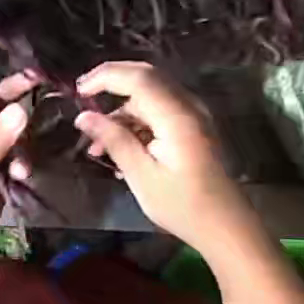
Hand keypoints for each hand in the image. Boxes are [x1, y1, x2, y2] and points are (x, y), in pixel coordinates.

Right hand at [74, 62, 266, 259]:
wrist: (225, 227)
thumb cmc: (182, 205)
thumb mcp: (141, 175)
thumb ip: (114, 140)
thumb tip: (83, 116)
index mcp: (176, 117)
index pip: (138, 78)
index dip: (105, 77)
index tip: (78, 91)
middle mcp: (188, 108)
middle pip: (146, 78)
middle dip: (111, 82)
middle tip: (82, 96)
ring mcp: (193, 117)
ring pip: (149, 97)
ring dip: (120, 112)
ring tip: (96, 145)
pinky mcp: (192, 129)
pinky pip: (158, 113)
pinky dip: (135, 123)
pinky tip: (119, 150)